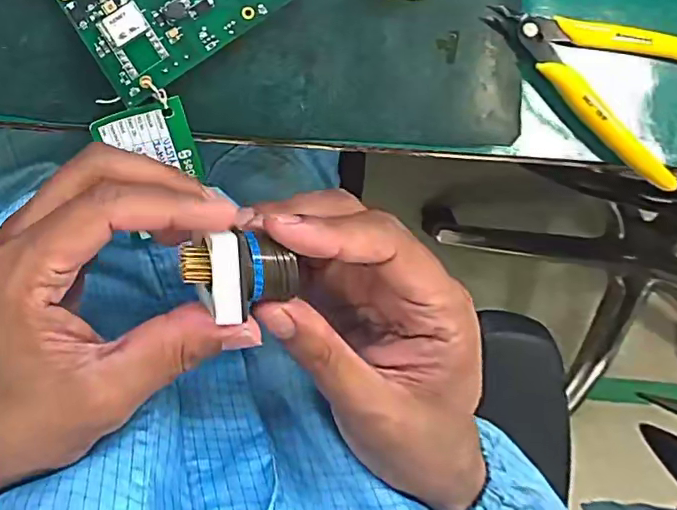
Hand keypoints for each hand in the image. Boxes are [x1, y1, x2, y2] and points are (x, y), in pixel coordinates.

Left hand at [0, 143, 258, 507]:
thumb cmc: (27, 416)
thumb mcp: (103, 393)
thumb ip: (169, 350)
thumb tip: (240, 323)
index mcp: (30, 264)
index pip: (104, 207)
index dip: (167, 203)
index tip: (223, 219)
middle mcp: (24, 231)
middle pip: (93, 168)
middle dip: (158, 178)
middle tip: (214, 211)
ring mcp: (27, 230)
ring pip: (88, 174)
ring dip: (145, 183)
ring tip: (198, 218)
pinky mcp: (39, 239)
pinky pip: (85, 196)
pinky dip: (130, 199)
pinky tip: (163, 226)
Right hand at [249, 191, 486, 509]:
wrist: (422, 461)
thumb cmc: (419, 441)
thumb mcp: (375, 411)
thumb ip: (324, 357)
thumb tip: (269, 307)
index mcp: (436, 302)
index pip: (387, 243)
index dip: (333, 230)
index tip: (280, 228)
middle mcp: (402, 274)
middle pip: (352, 217)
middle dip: (298, 215)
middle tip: (248, 227)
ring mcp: (367, 272)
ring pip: (322, 221)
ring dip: (279, 222)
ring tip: (241, 235)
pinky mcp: (336, 279)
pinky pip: (301, 246)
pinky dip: (272, 242)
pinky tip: (249, 249)